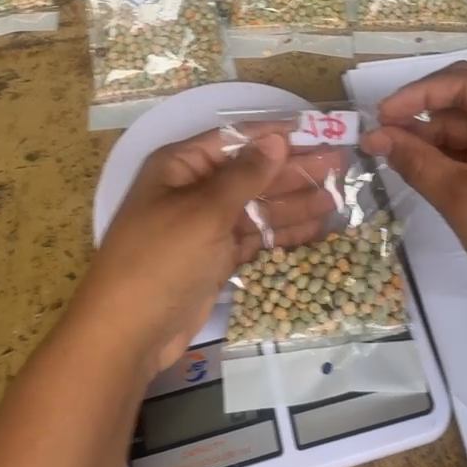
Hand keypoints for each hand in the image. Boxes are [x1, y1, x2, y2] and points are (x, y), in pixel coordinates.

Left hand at [80, 127, 343, 379]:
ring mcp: (204, 226)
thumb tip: (277, 139)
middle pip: (251, 173)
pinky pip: (254, 237)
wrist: (126, 335)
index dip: (276, 135)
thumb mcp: (204, 210)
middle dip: (294, 170)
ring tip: (338, 196)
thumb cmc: (160, 259)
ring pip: (257, 206)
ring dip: (295, 201)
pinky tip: (316, 228)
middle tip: (340, 164)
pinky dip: (282, 233)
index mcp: (180, 166)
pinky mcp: (215, 259)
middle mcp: (192, 190)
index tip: (317, 131)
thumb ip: (245, 175)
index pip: (236, 140)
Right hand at [360, 61, 466, 300]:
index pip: (466, 83)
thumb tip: (373, 136)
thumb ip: (415, 161)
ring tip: (389, 151)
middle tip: (382, 131)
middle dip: (422, 112)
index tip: (381, 115)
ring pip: (466, 122)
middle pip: (466, 97)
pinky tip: (415, 162)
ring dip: (429, 135)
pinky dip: (445, 153)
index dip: (419, 93)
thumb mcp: (461, 197)